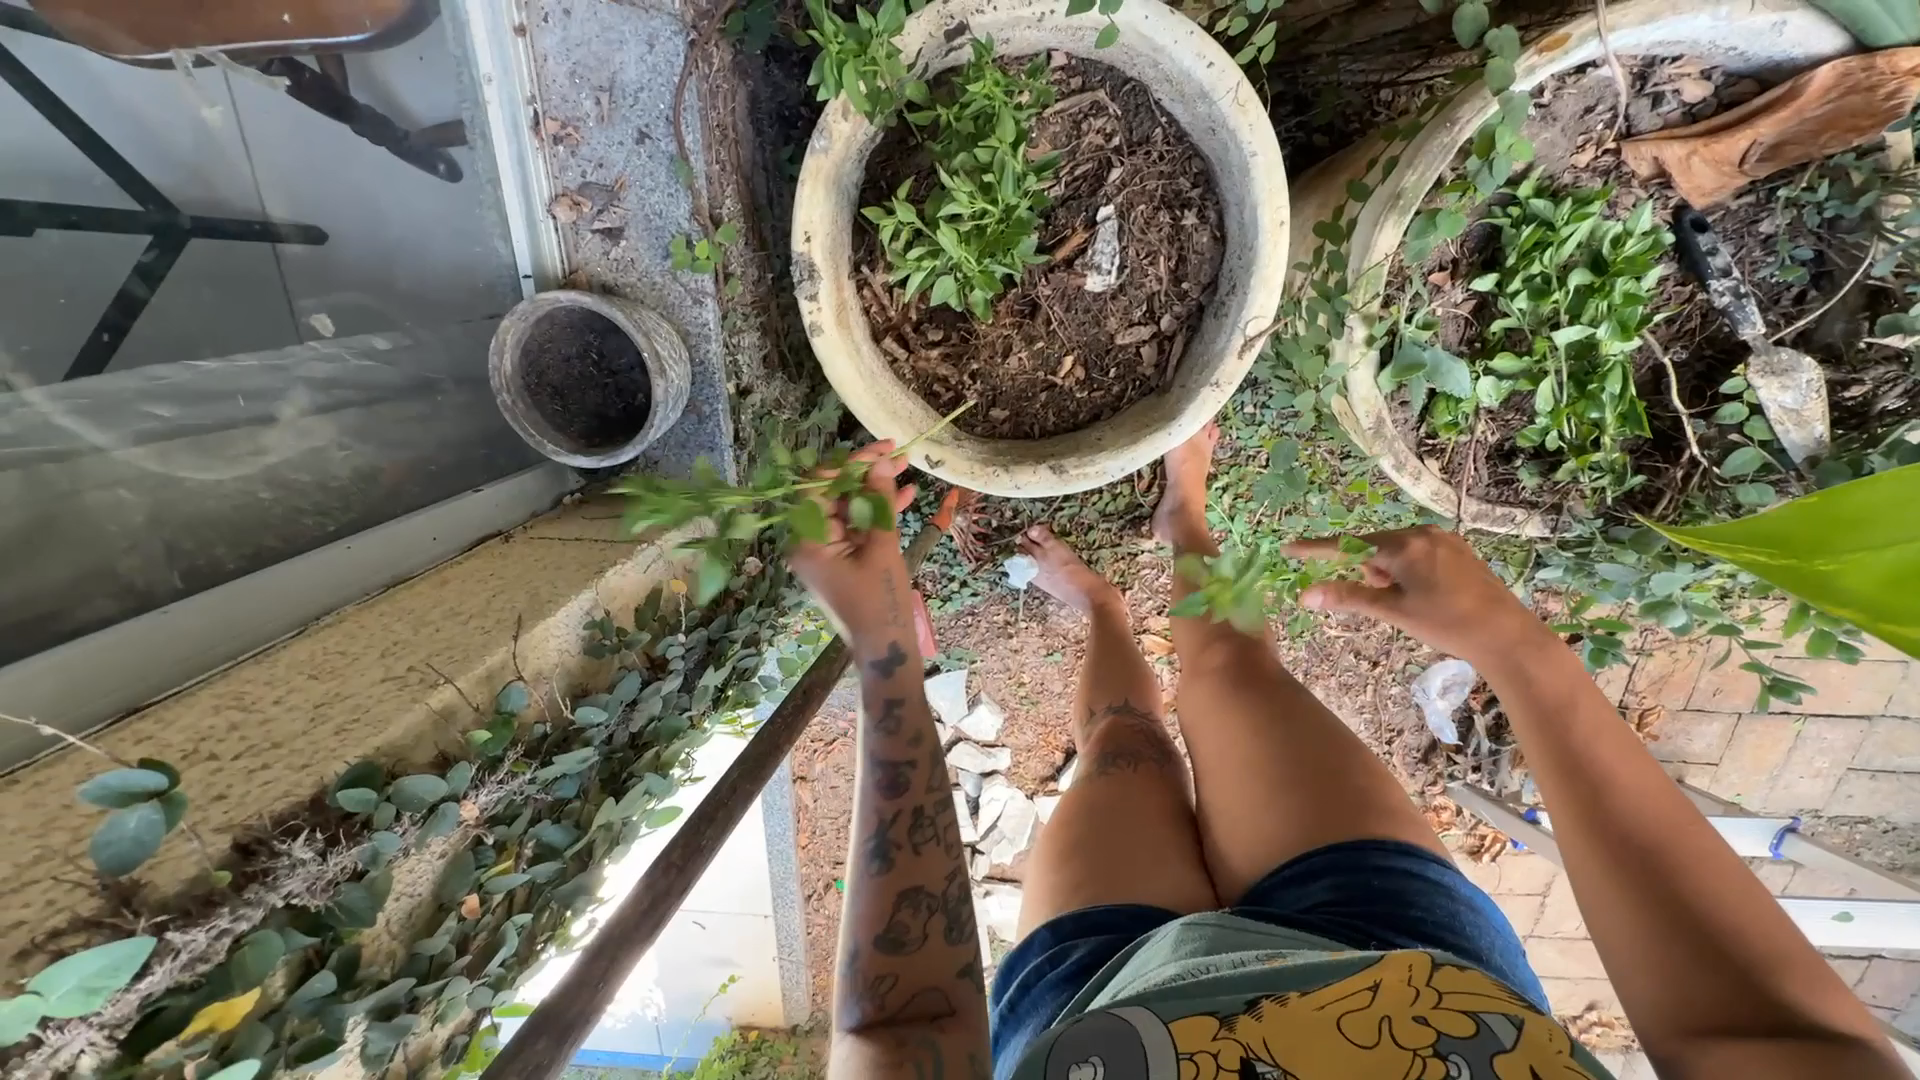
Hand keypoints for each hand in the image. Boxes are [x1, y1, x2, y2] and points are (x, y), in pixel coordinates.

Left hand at [787, 440, 918, 653]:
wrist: (885, 650)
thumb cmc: (879, 602)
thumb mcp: (882, 548)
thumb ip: (880, 502)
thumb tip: (882, 462)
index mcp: (807, 540)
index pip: (818, 486)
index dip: (849, 463)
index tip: (881, 450)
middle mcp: (810, 542)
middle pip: (834, 495)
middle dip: (866, 473)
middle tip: (898, 455)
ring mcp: (827, 551)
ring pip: (849, 509)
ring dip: (876, 490)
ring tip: (907, 468)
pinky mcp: (844, 560)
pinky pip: (857, 528)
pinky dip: (878, 513)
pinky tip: (907, 496)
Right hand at [1284, 525, 1554, 667]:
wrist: (1509, 637)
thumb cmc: (1447, 624)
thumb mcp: (1393, 611)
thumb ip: (1348, 597)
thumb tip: (1306, 594)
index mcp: (1404, 546)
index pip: (1348, 546)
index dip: (1316, 549)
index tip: (1289, 548)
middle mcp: (1423, 534)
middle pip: (1373, 548)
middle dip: (1366, 571)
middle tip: (1382, 600)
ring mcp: (1444, 540)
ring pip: (1395, 552)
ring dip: (1387, 572)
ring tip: (1405, 601)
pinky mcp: (1458, 551)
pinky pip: (1416, 553)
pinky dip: (1406, 570)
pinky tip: (1421, 593)